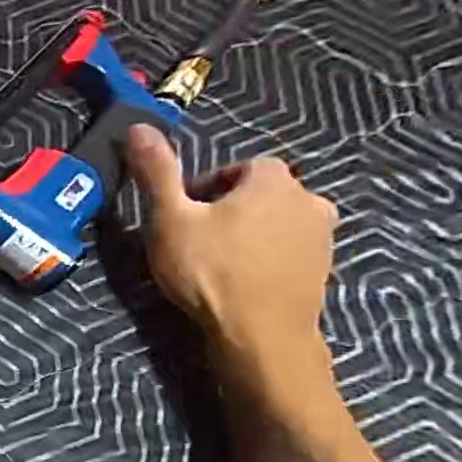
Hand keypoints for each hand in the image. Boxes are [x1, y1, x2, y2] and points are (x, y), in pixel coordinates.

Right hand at [125, 125, 337, 364]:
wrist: (259, 333)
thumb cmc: (209, 270)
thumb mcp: (170, 219)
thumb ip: (157, 172)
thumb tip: (138, 128)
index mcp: (273, 181)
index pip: (238, 168)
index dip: (205, 188)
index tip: (183, 215)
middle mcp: (309, 199)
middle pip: (258, 193)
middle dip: (227, 210)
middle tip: (193, 240)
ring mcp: (322, 236)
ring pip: (274, 222)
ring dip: (246, 233)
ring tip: (214, 262)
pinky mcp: (322, 268)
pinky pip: (286, 249)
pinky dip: (262, 257)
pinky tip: (237, 280)